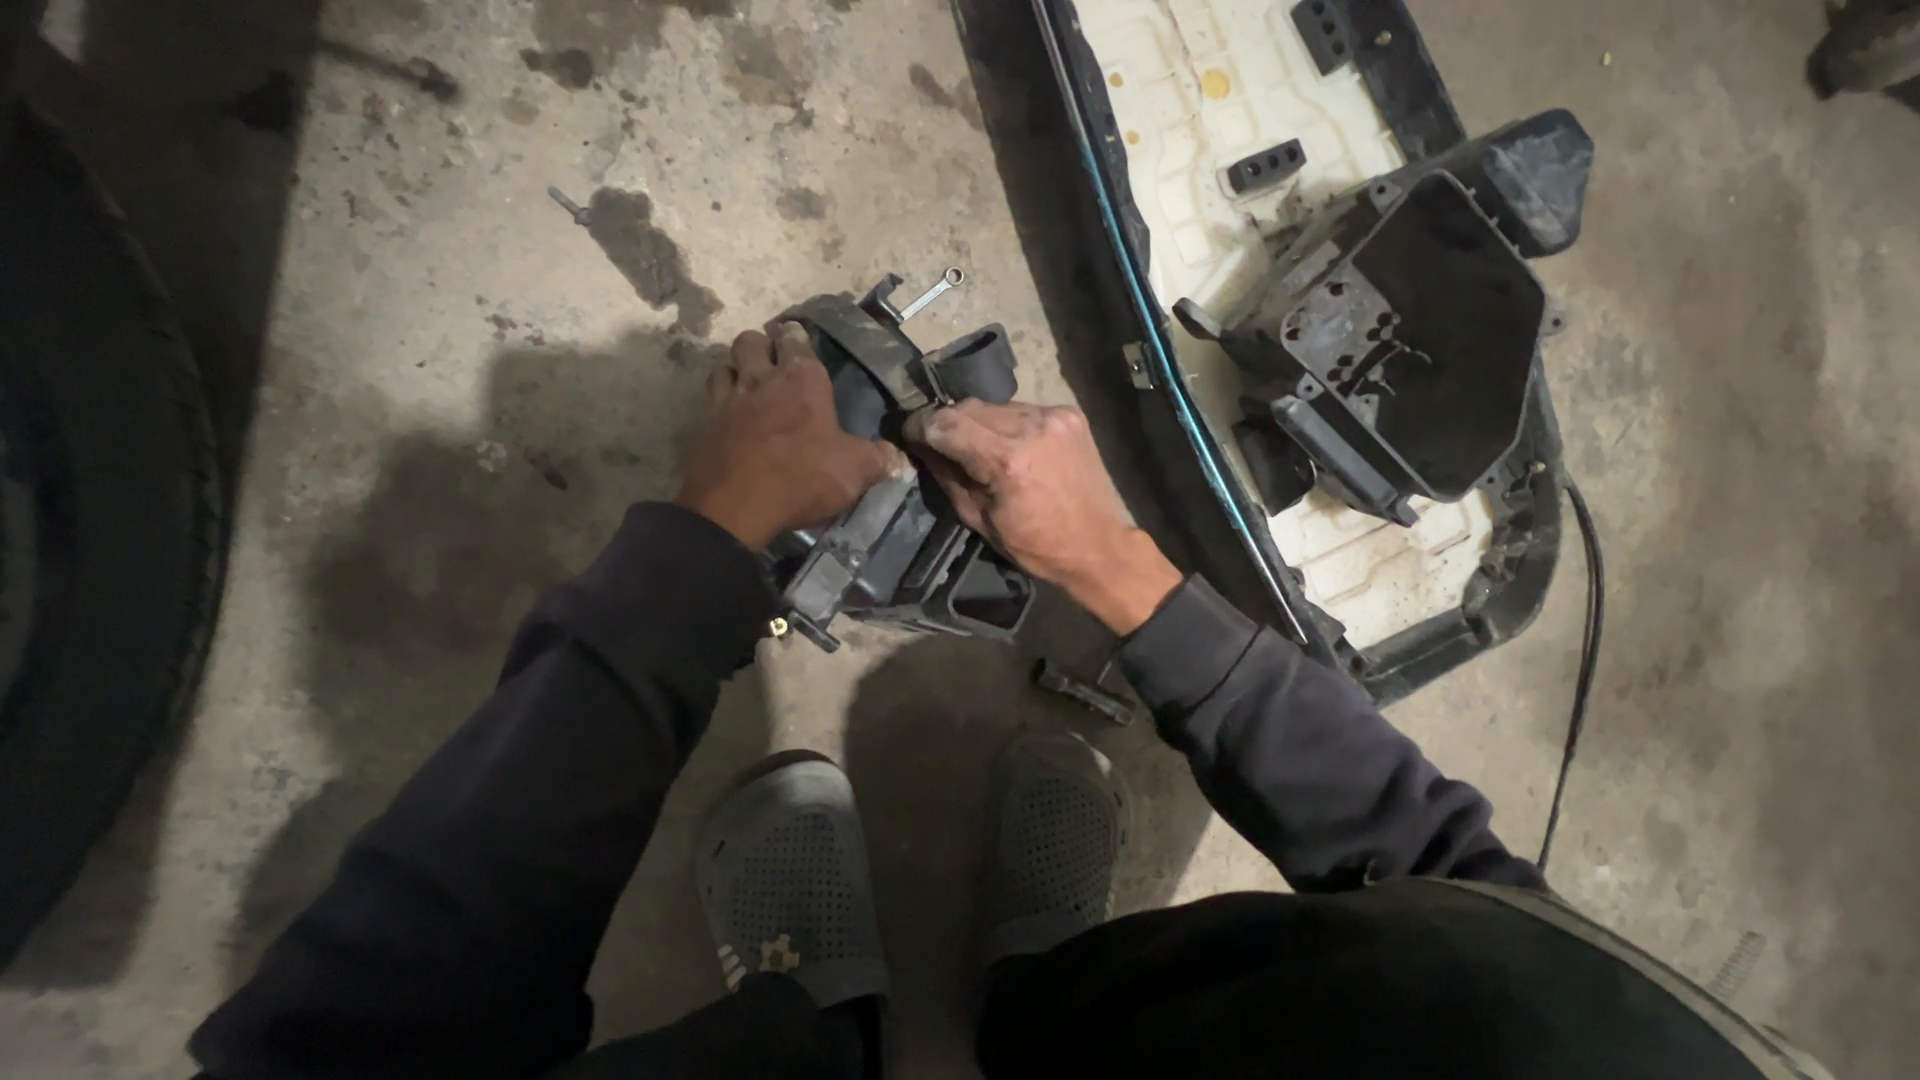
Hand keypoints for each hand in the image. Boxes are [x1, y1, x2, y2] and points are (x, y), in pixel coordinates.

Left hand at [677, 324, 906, 549]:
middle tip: (770, 360)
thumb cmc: (803, 477)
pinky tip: (728, 418)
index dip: (796, 336)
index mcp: (803, 379)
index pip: (796, 340)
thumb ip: (878, 458)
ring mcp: (728, 401)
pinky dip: (719, 403)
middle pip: (750, 341)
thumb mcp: (855, 470)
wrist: (736, 506)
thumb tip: (898, 456)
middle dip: (760, 345)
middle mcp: (762, 379)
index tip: (797, 338)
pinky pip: (710, 401)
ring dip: (735, 369)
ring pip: (724, 365)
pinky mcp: (704, 427)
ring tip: (746, 383)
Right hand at [906, 400, 1182, 633]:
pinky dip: (1009, 424)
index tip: (909, 434)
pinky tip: (1011, 447)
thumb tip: (921, 448)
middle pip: (969, 408)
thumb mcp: (979, 519)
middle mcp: (1031, 426)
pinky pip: (1022, 409)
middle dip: (948, 424)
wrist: (1098, 545)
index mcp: (1006, 459)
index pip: (946, 424)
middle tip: (938, 444)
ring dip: (979, 423)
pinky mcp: (1070, 414)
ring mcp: (1054, 416)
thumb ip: (948, 477)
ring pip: (995, 406)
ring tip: (978, 449)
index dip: (920, 426)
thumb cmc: (1037, 546)